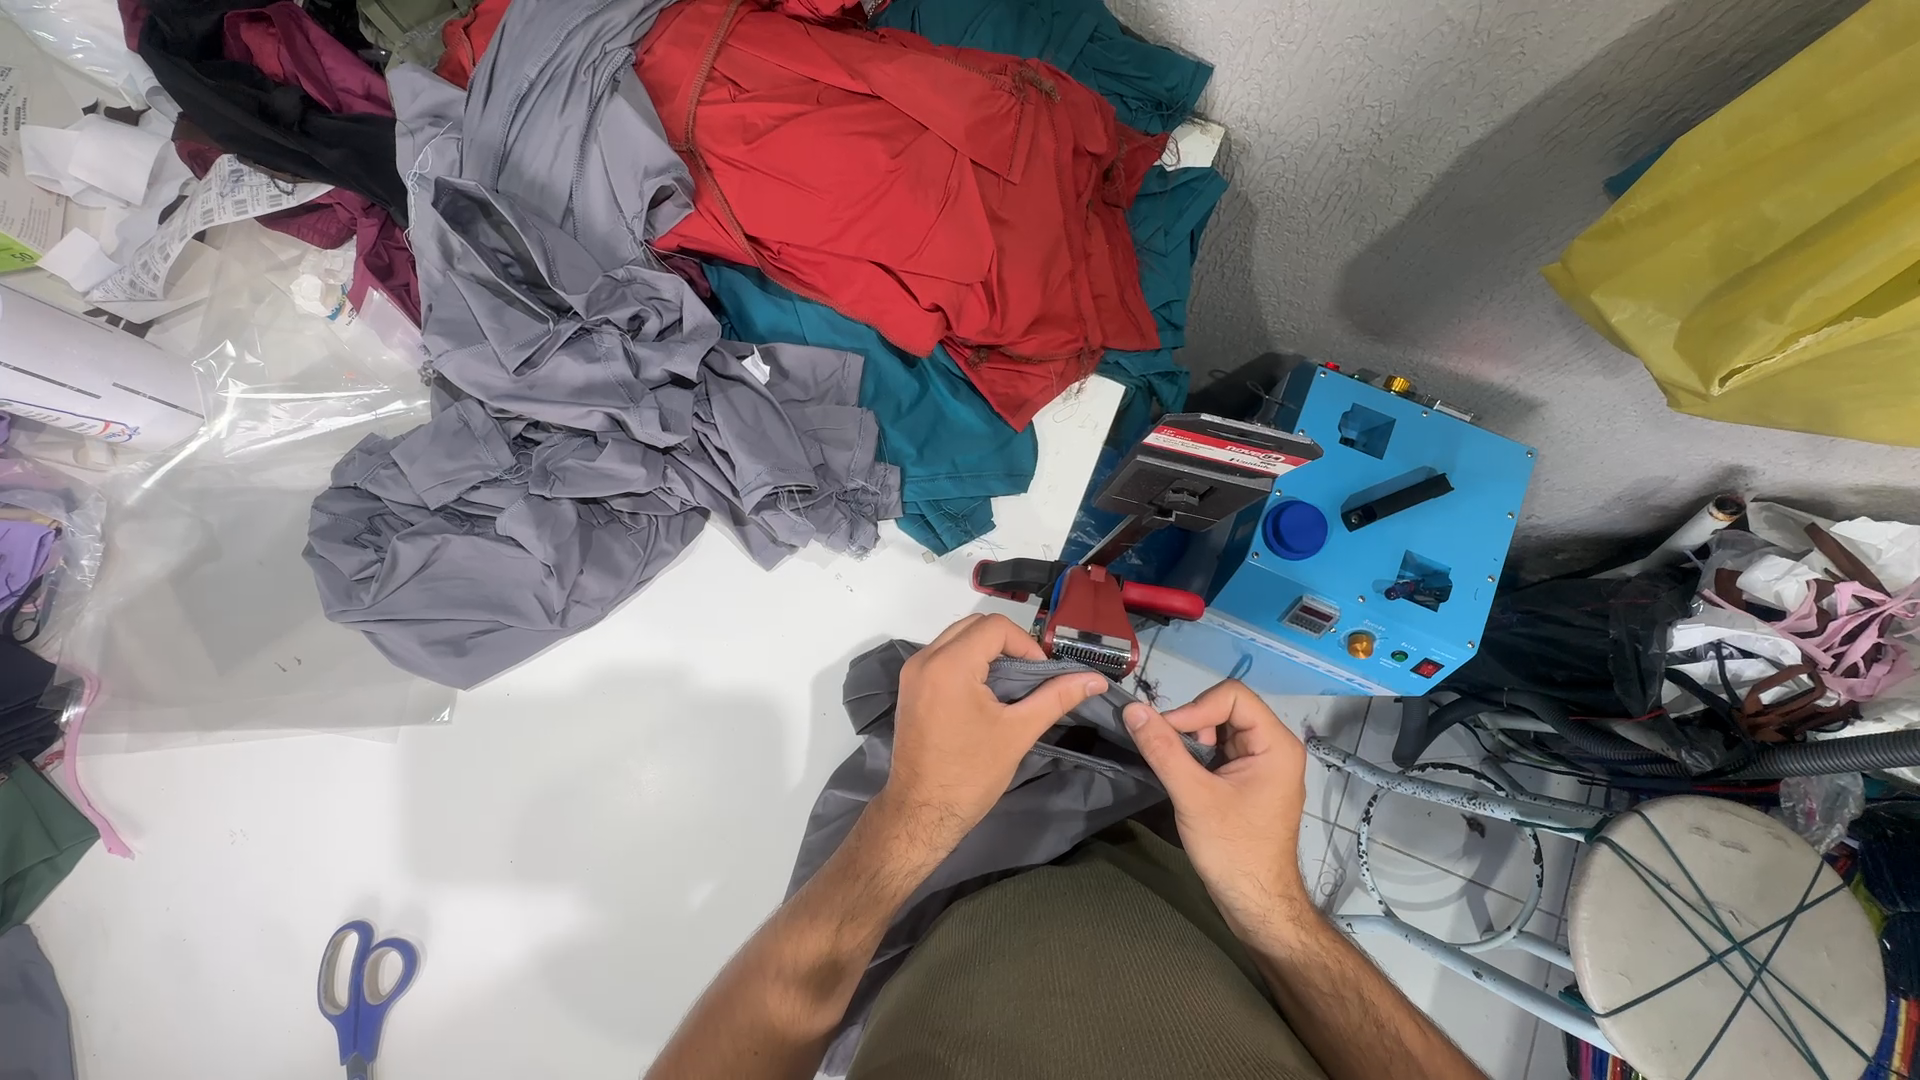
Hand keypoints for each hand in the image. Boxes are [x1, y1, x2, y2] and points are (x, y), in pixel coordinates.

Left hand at [877, 613, 1107, 854]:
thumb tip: (1095, 679)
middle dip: (1008, 644)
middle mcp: (925, 659)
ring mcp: (913, 672)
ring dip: (987, 652)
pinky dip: (968, 662)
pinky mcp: (910, 687)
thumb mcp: (1018, 732)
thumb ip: (1057, 697)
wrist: (921, 812)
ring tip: (1011, 685)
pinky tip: (987, 693)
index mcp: (949, 665)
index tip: (1041, 674)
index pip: (995, 627)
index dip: (1026, 644)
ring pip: (957, 638)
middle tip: (1030, 676)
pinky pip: (943, 656)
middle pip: (974, 626)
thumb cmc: (970, 774)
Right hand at [1123, 681, 1312, 937]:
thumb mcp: (1193, 796)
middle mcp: (1275, 746)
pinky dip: (1197, 754)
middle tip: (1168, 751)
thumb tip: (1132, 709)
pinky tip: (1183, 775)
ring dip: (1192, 740)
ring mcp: (1262, 763)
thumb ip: (1162, 749)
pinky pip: (1219, 748)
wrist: (1255, 904)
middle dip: (1192, 724)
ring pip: (1219, 727)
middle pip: (1226, 708)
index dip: (1196, 707)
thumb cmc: (1233, 850)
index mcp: (1276, 744)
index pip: (1233, 696)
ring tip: (1176, 766)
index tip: (1167, 732)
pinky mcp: (1248, 779)